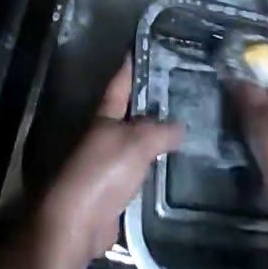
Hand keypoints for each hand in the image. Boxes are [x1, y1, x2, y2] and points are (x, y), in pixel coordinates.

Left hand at [31, 64, 182, 268]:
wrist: (78, 221)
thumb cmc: (102, 172)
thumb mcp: (135, 143)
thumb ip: (159, 131)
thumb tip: (179, 126)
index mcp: (103, 117)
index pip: (119, 85)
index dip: (129, 66)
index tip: (140, 47)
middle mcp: (104, 135)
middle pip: (130, 113)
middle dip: (151, 101)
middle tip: (182, 89)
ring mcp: (109, 163)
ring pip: (138, 142)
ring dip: (158, 135)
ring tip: (189, 125)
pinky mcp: (116, 189)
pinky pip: (141, 169)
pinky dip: (157, 165)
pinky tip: (176, 165)